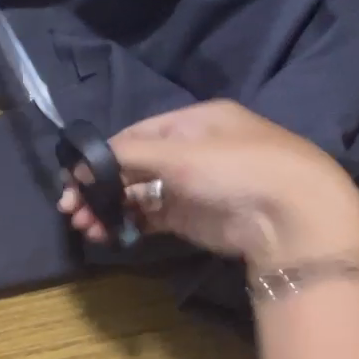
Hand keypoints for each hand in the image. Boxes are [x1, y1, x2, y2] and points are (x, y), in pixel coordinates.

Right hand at [59, 100, 358, 269]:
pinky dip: (121, 224)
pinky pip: (143, 216)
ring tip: (86, 228)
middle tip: (70, 212)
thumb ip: (125, 158)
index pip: (130, 138)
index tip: (70, 184)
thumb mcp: (180, 155)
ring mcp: (185, 184)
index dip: (97, 160)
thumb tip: (79, 167)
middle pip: (127, 168)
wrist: (287, 216)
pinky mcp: (184, 214)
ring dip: (104, 210)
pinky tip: (105, 234)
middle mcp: (187, 151)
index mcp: (192, 124)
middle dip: (96, 190)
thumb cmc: (236, 170)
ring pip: (131, 194)